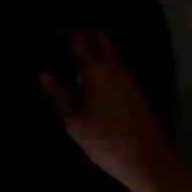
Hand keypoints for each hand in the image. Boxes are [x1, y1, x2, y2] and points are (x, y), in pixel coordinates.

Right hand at [40, 29, 178, 191]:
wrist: (147, 158)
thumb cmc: (106, 141)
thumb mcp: (74, 124)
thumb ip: (58, 97)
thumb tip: (43, 76)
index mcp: (95, 70)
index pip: (78, 41)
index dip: (65, 34)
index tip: (54, 34)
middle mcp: (113, 66)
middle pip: (99, 36)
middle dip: (84, 33)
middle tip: (68, 43)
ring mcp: (127, 76)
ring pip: (109, 51)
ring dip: (95, 51)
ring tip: (77, 68)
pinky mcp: (135, 88)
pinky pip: (116, 67)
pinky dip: (104, 66)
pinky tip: (94, 86)